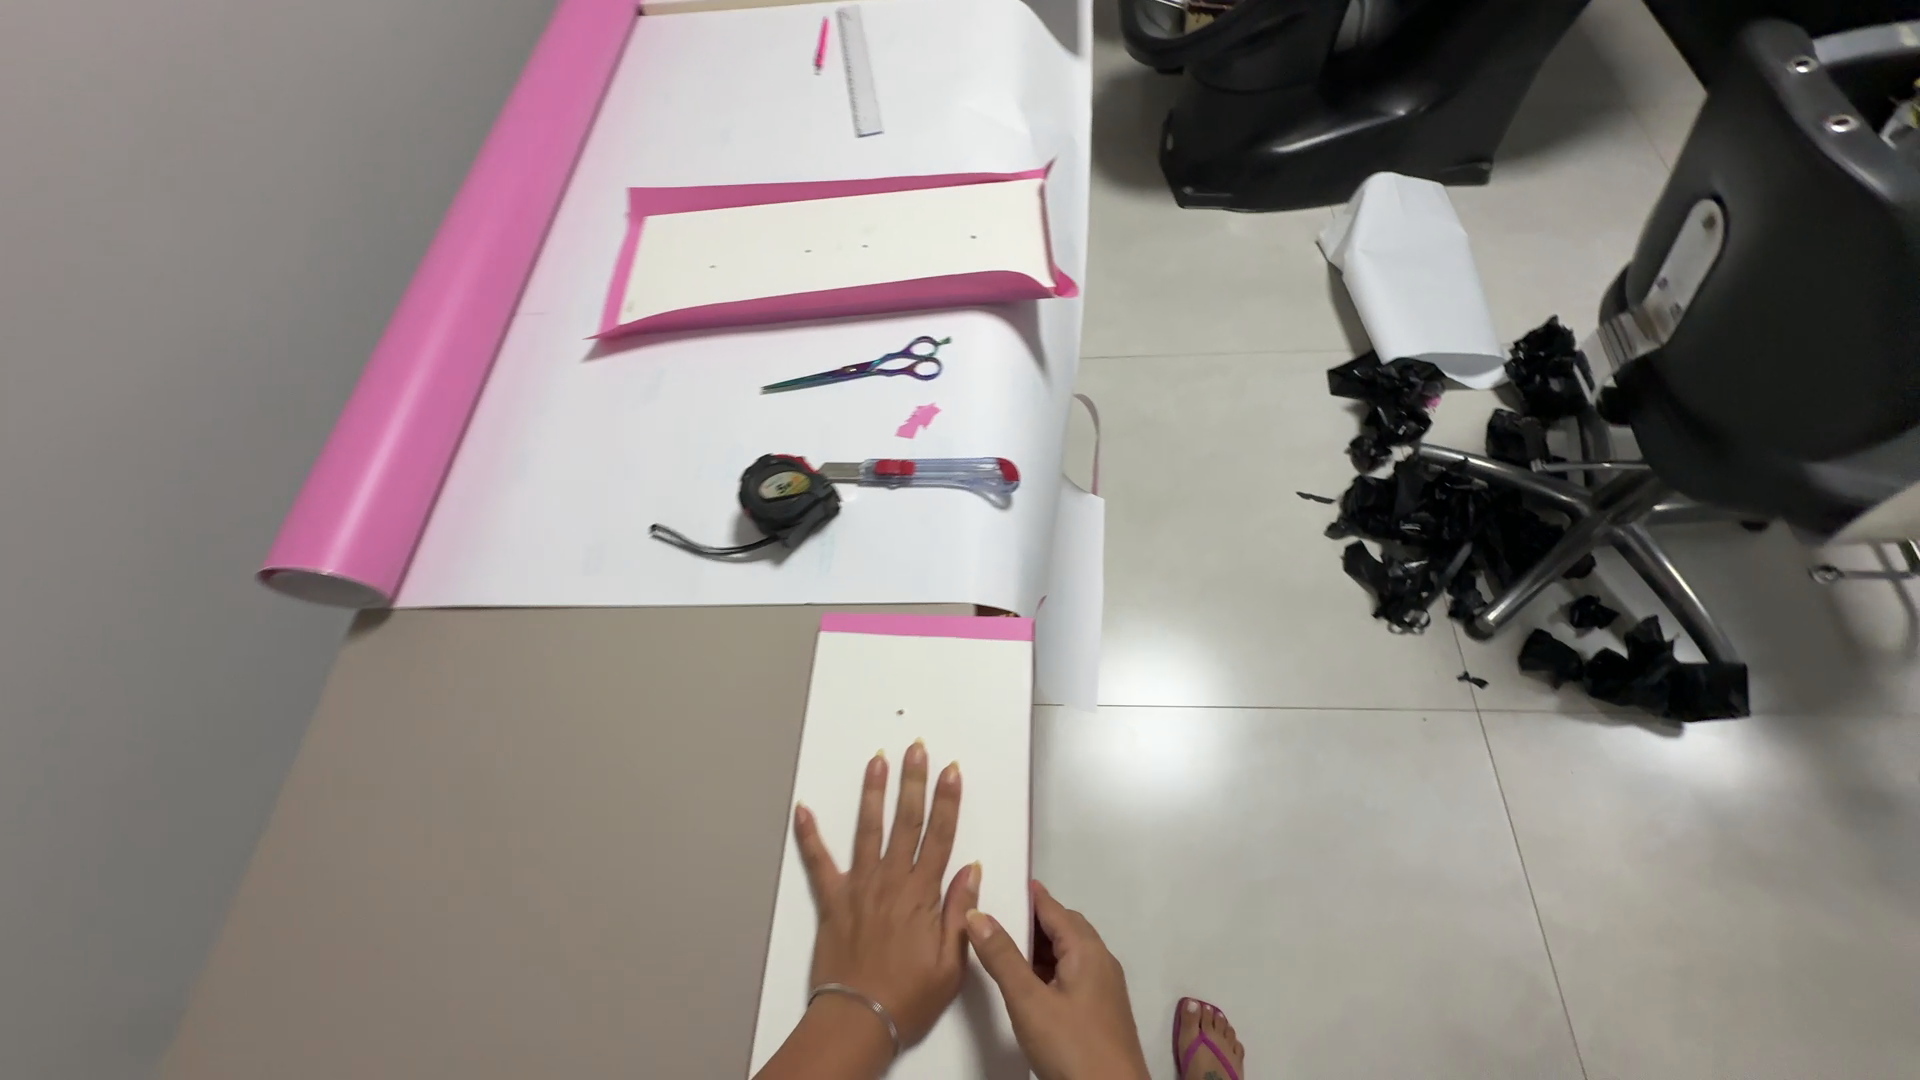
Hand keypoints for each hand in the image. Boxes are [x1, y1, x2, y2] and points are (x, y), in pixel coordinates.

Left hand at [793, 742, 979, 1048]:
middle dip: (913, 781)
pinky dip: (809, 835)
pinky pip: (818, 862)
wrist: (859, 1020)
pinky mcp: (832, 899)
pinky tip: (803, 809)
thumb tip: (970, 870)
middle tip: (916, 748)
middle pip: (907, 821)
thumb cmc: (908, 997)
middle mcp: (891, 880)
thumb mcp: (950, 964)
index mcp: (922, 894)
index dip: (948, 801)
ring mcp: (859, 886)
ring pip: (868, 829)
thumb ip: (960, 913)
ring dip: (874, 792)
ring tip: (877, 761)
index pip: (940, 836)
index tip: (951, 771)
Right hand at [965, 881, 1150, 1079]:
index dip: (1027, 894)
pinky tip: (1030, 986)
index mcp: (1086, 949)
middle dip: (1032, 920)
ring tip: (1005, 951)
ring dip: (1040, 947)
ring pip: (1068, 952)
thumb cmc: (1072, 1046)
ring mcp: (1104, 987)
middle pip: (1064, 927)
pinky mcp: (1102, 1012)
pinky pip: (1073, 974)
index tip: (1001, 880)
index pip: (1052, 908)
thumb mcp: (1028, 1002)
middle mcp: (1100, 960)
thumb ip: (1001, 957)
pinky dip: (1050, 969)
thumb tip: (976, 913)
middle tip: (997, 918)